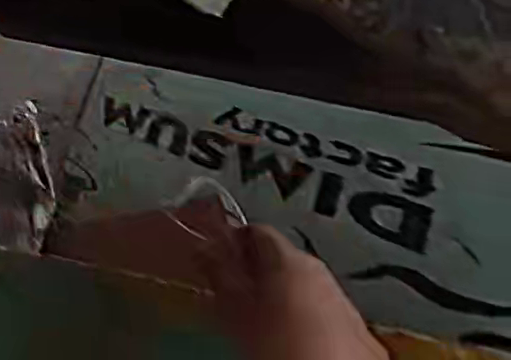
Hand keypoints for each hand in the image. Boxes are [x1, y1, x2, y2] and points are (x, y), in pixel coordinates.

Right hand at [198, 224, 385, 359]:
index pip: (257, 230)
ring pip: (306, 288)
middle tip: (231, 284)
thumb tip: (204, 249)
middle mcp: (326, 279)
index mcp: (294, 261)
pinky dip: (306, 316)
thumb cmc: (276, 339)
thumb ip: (216, 268)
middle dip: (255, 267)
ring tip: (258, 311)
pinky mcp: (366, 342)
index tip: (214, 254)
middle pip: (283, 259)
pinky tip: (290, 335)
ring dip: (280, 292)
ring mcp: (352, 312)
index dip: (231, 238)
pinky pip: (326, 315)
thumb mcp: (232, 303)